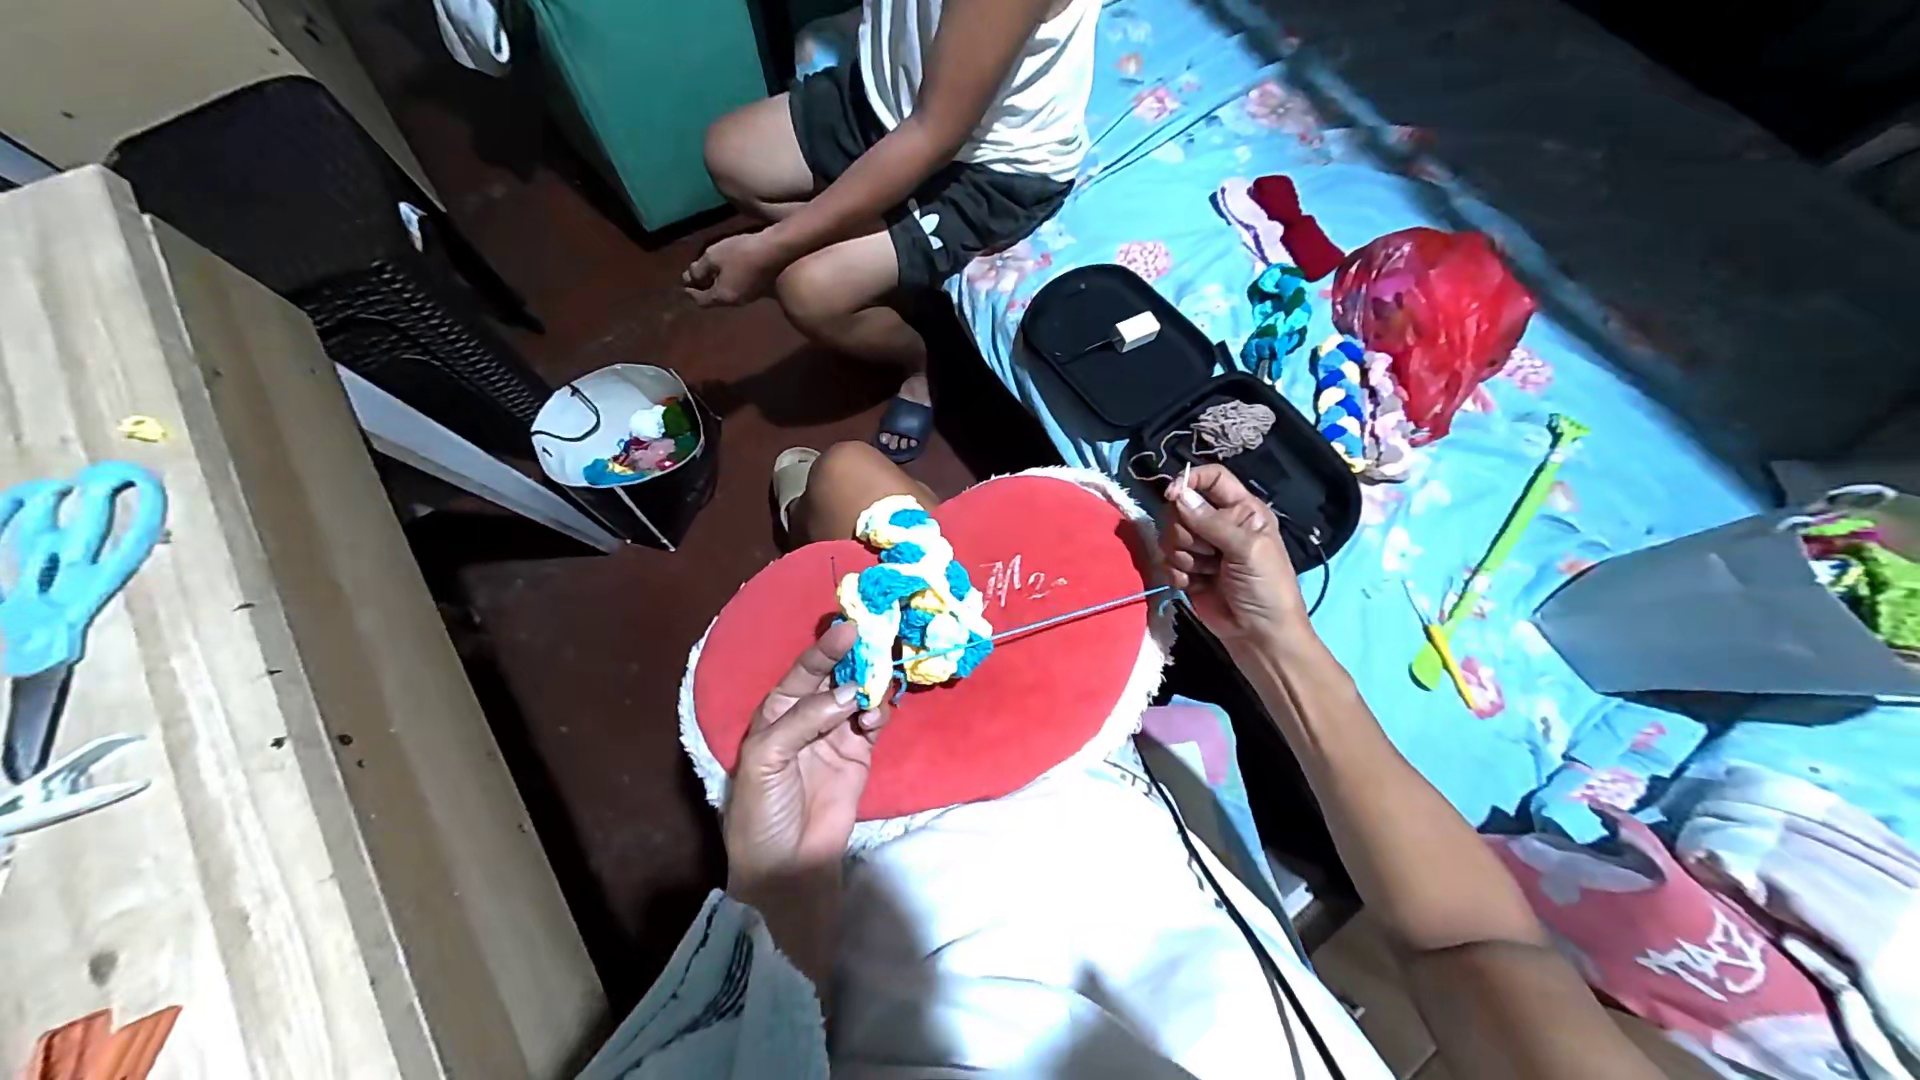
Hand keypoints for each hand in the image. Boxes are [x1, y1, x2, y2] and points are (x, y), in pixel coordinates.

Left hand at [684, 232, 782, 306]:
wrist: (776, 253)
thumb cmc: (741, 254)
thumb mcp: (713, 256)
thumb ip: (699, 269)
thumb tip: (692, 277)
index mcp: (722, 296)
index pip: (701, 300)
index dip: (690, 292)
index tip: (683, 283)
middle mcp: (735, 302)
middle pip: (714, 298)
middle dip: (703, 287)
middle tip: (695, 276)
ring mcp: (749, 298)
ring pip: (726, 294)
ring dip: (717, 284)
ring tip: (711, 272)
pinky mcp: (759, 291)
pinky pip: (737, 289)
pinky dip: (728, 282)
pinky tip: (729, 271)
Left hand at [723, 621, 886, 899]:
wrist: (788, 866)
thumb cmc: (763, 810)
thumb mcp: (766, 759)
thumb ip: (805, 719)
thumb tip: (849, 692)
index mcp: (778, 711)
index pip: (804, 670)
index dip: (825, 649)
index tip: (849, 628)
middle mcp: (809, 715)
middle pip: (836, 676)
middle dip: (856, 658)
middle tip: (878, 640)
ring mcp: (837, 732)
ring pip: (860, 694)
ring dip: (871, 685)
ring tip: (875, 691)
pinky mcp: (860, 752)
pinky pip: (874, 720)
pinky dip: (879, 712)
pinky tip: (876, 716)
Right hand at [1162, 464, 1310, 649]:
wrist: (1259, 635)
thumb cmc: (1266, 588)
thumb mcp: (1248, 549)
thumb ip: (1211, 521)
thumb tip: (1178, 495)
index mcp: (1242, 510)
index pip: (1211, 478)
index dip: (1190, 481)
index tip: (1172, 496)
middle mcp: (1219, 524)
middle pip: (1181, 508)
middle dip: (1185, 531)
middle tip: (1206, 552)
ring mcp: (1201, 549)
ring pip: (1169, 535)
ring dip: (1182, 556)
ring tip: (1204, 572)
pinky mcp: (1187, 571)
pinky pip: (1166, 561)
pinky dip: (1176, 574)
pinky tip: (1193, 585)